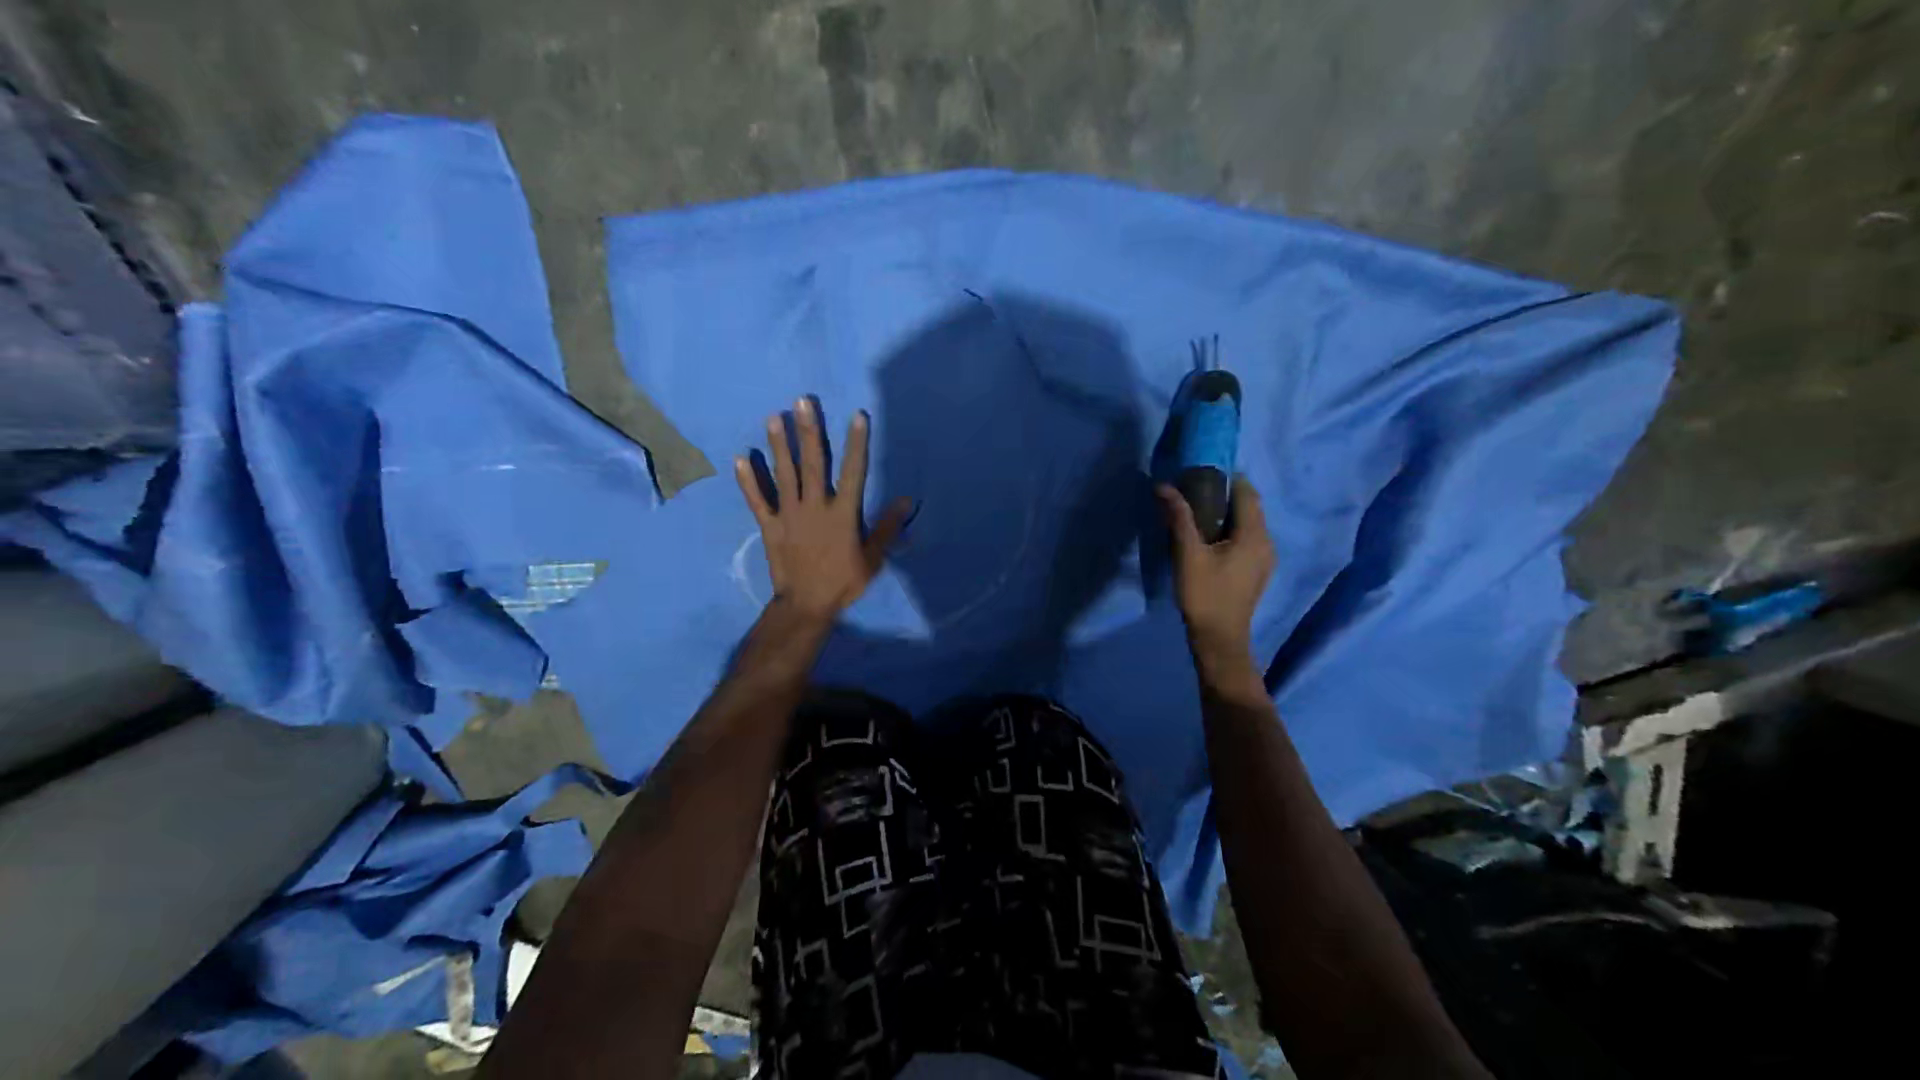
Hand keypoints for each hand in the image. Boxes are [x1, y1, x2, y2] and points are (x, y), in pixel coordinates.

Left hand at [735, 399, 912, 622]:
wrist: (806, 605)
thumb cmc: (844, 582)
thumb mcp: (873, 558)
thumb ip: (887, 527)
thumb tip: (906, 500)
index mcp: (843, 513)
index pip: (853, 471)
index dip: (856, 443)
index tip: (857, 416)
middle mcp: (815, 506)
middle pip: (813, 463)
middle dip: (809, 431)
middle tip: (802, 402)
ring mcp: (789, 515)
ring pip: (783, 474)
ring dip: (779, 445)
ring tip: (774, 417)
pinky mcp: (770, 526)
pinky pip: (757, 500)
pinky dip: (748, 481)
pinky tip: (740, 458)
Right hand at [1158, 475, 1275, 663]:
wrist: (1220, 639)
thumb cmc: (1205, 595)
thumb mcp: (1188, 554)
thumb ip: (1179, 518)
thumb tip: (1165, 486)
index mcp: (1254, 534)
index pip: (1246, 491)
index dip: (1225, 479)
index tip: (1198, 477)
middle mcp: (1266, 541)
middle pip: (1249, 506)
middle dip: (1224, 495)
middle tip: (1192, 494)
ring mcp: (1265, 557)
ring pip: (1248, 523)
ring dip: (1226, 513)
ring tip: (1196, 515)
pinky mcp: (1257, 570)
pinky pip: (1247, 538)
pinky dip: (1230, 530)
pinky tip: (1209, 540)